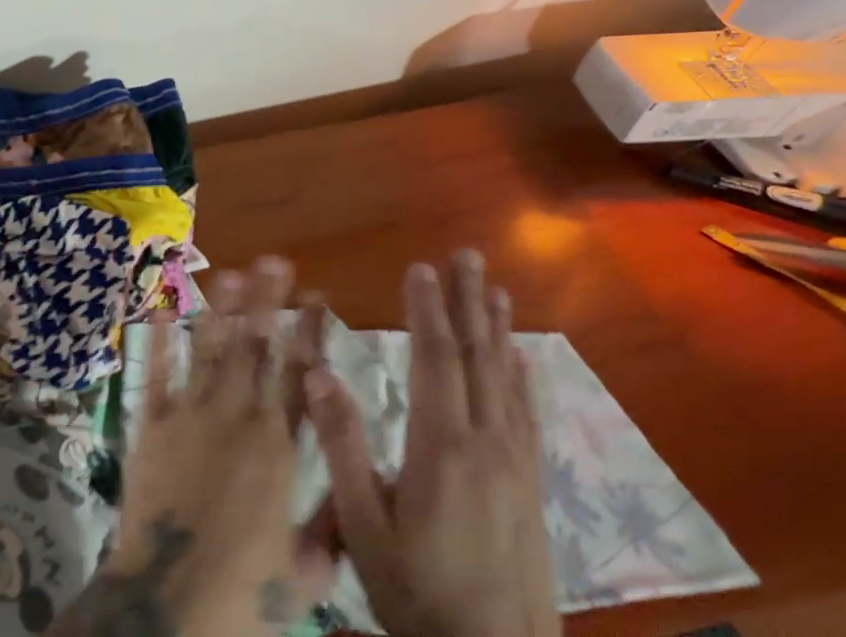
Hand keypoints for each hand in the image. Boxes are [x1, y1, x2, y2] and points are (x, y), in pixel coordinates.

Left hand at [51, 258, 337, 636]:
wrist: (171, 601)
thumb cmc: (244, 593)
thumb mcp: (308, 571)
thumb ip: (331, 525)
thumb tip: (356, 491)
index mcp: (282, 452)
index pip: (302, 380)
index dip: (310, 337)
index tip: (319, 301)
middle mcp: (238, 422)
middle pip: (257, 352)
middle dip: (267, 304)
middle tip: (276, 262)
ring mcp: (189, 420)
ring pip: (211, 354)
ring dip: (221, 311)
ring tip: (230, 273)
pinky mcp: (151, 429)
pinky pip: (156, 375)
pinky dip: (160, 341)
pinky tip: (163, 310)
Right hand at [305, 250, 559, 636]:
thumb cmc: (416, 589)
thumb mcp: (363, 523)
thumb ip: (343, 447)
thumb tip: (317, 374)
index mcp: (442, 447)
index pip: (437, 361)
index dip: (427, 310)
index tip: (420, 267)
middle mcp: (487, 443)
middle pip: (480, 358)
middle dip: (471, 303)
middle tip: (468, 256)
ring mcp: (515, 464)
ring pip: (508, 380)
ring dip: (498, 330)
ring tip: (495, 289)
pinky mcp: (528, 485)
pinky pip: (526, 414)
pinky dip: (521, 375)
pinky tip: (520, 359)